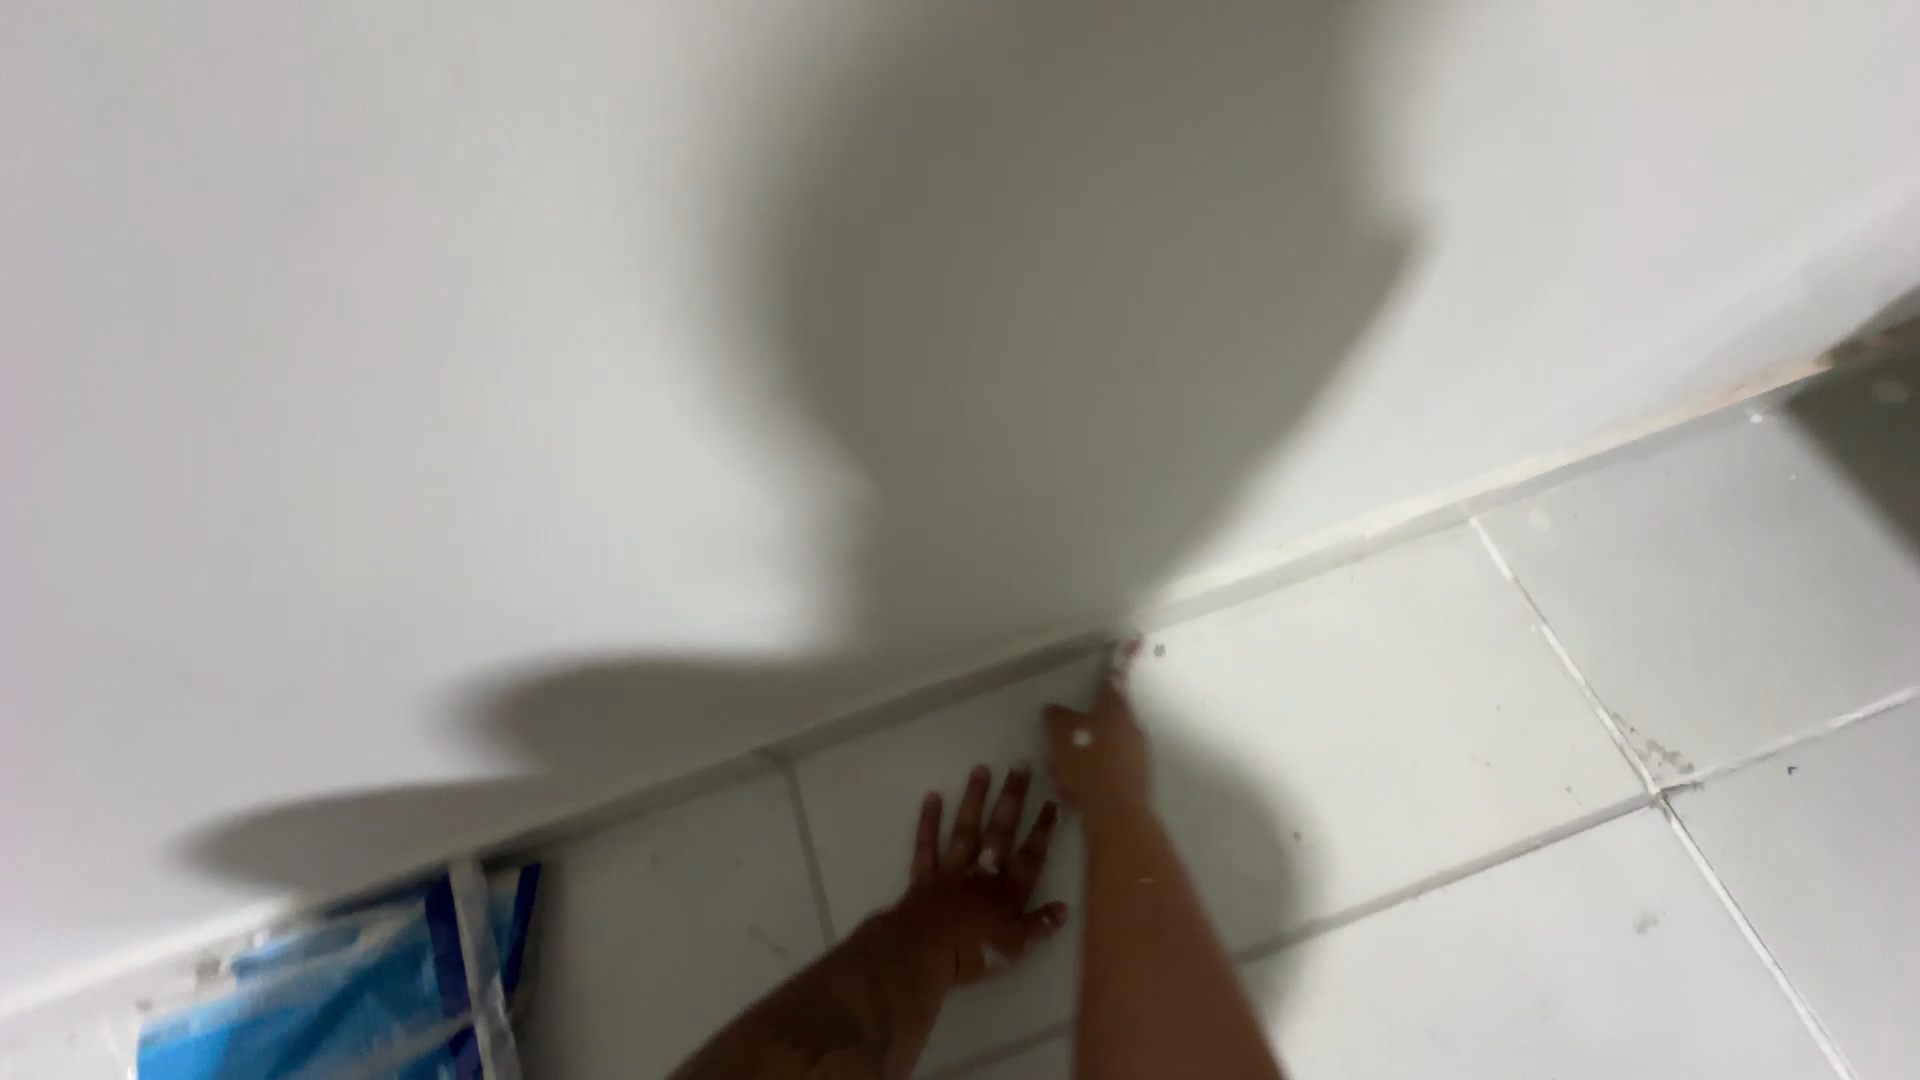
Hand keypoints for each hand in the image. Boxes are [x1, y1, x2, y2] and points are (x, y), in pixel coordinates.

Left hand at [892, 765, 1068, 987]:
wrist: (924, 953)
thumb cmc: (974, 953)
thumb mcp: (1016, 947)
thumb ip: (1039, 925)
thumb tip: (1065, 907)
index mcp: (1008, 892)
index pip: (1031, 856)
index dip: (1043, 829)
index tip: (1052, 800)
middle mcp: (983, 873)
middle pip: (1000, 831)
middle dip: (1012, 799)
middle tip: (1020, 767)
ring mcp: (952, 870)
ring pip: (966, 829)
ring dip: (974, 799)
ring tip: (981, 769)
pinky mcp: (925, 875)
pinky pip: (927, 845)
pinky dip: (928, 821)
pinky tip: (932, 796)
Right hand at [1044, 639, 1150, 815]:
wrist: (1115, 812)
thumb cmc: (1087, 763)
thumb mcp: (1060, 734)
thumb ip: (1056, 718)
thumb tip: (1054, 710)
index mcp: (1114, 710)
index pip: (1115, 677)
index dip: (1124, 656)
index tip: (1136, 638)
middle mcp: (1131, 728)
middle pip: (1103, 718)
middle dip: (1080, 730)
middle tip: (1060, 749)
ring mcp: (1137, 754)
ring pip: (1101, 747)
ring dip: (1081, 757)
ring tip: (1062, 776)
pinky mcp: (1135, 779)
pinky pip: (1105, 770)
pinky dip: (1088, 776)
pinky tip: (1073, 792)